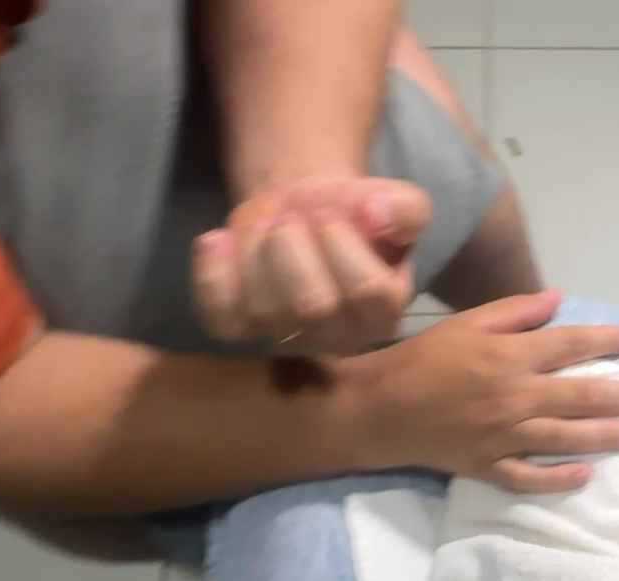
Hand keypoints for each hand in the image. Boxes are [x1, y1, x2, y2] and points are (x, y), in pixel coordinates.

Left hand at [193, 175, 432, 354]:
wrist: (309, 214)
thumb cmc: (357, 216)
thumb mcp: (398, 203)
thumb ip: (405, 208)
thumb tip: (375, 215)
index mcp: (384, 314)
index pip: (368, 292)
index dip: (341, 243)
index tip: (330, 214)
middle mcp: (342, 338)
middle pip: (313, 306)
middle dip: (293, 245)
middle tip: (292, 220)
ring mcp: (291, 339)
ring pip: (265, 309)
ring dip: (256, 250)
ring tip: (268, 228)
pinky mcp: (245, 330)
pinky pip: (221, 318)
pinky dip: (212, 275)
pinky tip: (221, 241)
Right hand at [341, 290, 618, 492]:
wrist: (379, 408)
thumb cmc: (422, 360)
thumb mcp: (465, 323)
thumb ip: (514, 312)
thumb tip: (558, 300)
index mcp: (509, 357)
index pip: (569, 346)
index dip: (604, 340)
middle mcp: (515, 397)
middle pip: (581, 396)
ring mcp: (504, 436)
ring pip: (565, 438)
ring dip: (606, 437)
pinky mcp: (490, 466)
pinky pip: (529, 478)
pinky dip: (557, 479)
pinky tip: (586, 476)